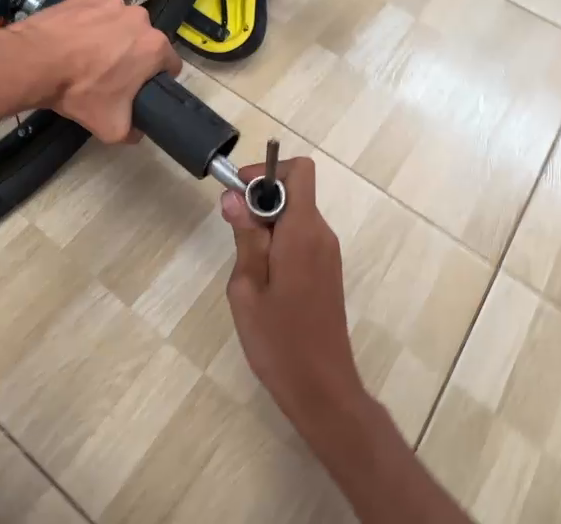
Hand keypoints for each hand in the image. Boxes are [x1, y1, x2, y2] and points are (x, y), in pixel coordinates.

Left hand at [0, 0, 180, 142]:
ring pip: (119, 22)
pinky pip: (94, 9)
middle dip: (132, 55)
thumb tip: (136, 130)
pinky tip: (71, 37)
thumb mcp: (112, 128)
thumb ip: (133, 131)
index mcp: (154, 46)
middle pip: (143, 40)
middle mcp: (139, 17)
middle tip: (108, 75)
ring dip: (111, 35)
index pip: (170, 64)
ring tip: (85, 55)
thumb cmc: (80, 91)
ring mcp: (111, 1)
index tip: (140, 89)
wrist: (35, 61)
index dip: (158, 79)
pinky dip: (87, 20)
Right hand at [221, 156, 365, 433]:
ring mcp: (328, 255)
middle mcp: (322, 235)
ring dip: (267, 224)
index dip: (266, 171)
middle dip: (259, 200)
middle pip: (295, 191)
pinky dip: (278, 242)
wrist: (322, 389)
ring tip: (244, 262)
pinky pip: (301, 238)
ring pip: (295, 216)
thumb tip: (234, 195)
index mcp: (303, 232)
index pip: (299, 171)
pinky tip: (261, 278)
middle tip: (232, 231)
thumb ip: (245, 236)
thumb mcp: (247, 287)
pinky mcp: (327, 272)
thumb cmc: (279, 340)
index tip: (237, 195)